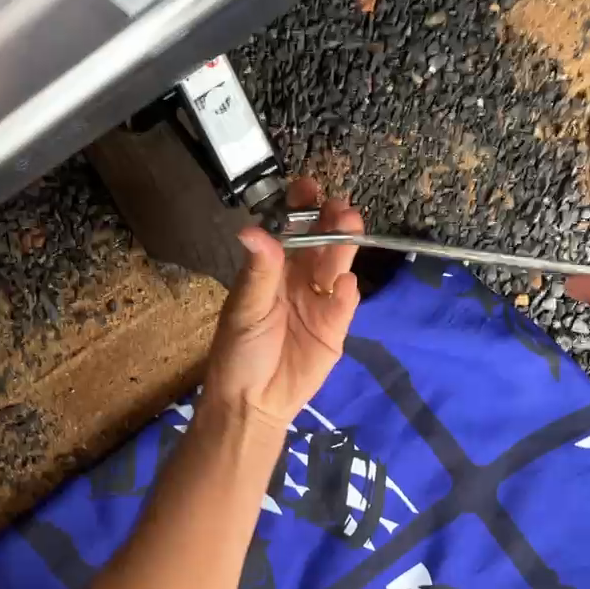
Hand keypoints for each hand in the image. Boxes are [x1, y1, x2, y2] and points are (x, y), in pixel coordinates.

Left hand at [200, 179, 361, 429]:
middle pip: (321, 243)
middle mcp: (299, 279)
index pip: (290, 230)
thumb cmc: (239, 352)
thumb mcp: (245, 309)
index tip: (308, 187)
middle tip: (339, 205)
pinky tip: (343, 282)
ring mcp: (319, 302)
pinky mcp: (335, 328)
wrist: (252, 401)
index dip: (300, 208)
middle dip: (331, 222)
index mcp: (273, 270)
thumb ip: (258, 271)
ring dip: (345, 245)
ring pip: (337, 265)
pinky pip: (344, 303)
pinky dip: (345, 292)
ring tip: (350, 224)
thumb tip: (251, 229)